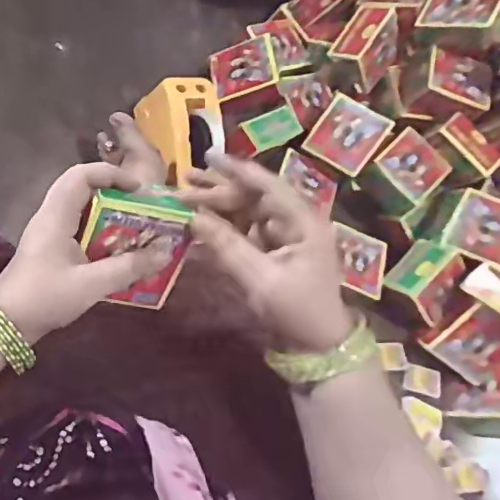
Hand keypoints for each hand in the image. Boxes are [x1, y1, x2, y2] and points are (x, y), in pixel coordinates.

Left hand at [0, 163, 172, 341]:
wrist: (5, 323)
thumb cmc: (45, 297)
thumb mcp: (91, 284)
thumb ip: (129, 267)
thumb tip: (165, 252)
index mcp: (55, 216)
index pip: (81, 175)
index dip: (111, 174)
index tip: (138, 189)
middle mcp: (49, 217)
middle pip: (81, 189)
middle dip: (114, 194)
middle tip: (140, 210)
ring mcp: (46, 234)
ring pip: (80, 210)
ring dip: (107, 215)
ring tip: (135, 230)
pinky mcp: (47, 250)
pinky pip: (76, 229)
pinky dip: (97, 233)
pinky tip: (115, 253)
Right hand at [181, 153, 356, 352]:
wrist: (317, 343)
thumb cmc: (296, 309)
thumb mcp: (259, 278)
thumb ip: (226, 246)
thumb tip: (193, 218)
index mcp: (302, 221)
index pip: (266, 184)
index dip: (237, 169)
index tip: (208, 157)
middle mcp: (293, 221)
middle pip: (252, 196)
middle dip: (217, 190)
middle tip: (181, 185)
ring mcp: (283, 236)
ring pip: (245, 210)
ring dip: (216, 204)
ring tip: (184, 195)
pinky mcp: (272, 251)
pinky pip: (243, 231)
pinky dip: (220, 226)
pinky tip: (197, 224)